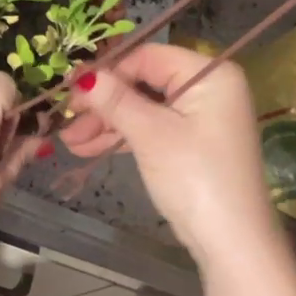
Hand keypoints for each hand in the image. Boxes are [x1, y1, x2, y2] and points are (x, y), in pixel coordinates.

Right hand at [59, 45, 276, 272]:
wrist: (230, 239)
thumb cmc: (194, 178)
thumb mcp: (150, 135)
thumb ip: (115, 101)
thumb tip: (83, 75)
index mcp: (209, 74)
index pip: (147, 57)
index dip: (106, 72)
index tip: (69, 91)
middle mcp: (208, 87)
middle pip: (143, 83)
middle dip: (102, 103)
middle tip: (65, 123)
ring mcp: (200, 117)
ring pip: (143, 108)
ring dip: (105, 123)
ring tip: (69, 143)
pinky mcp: (191, 143)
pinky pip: (151, 129)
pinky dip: (123, 138)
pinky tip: (90, 149)